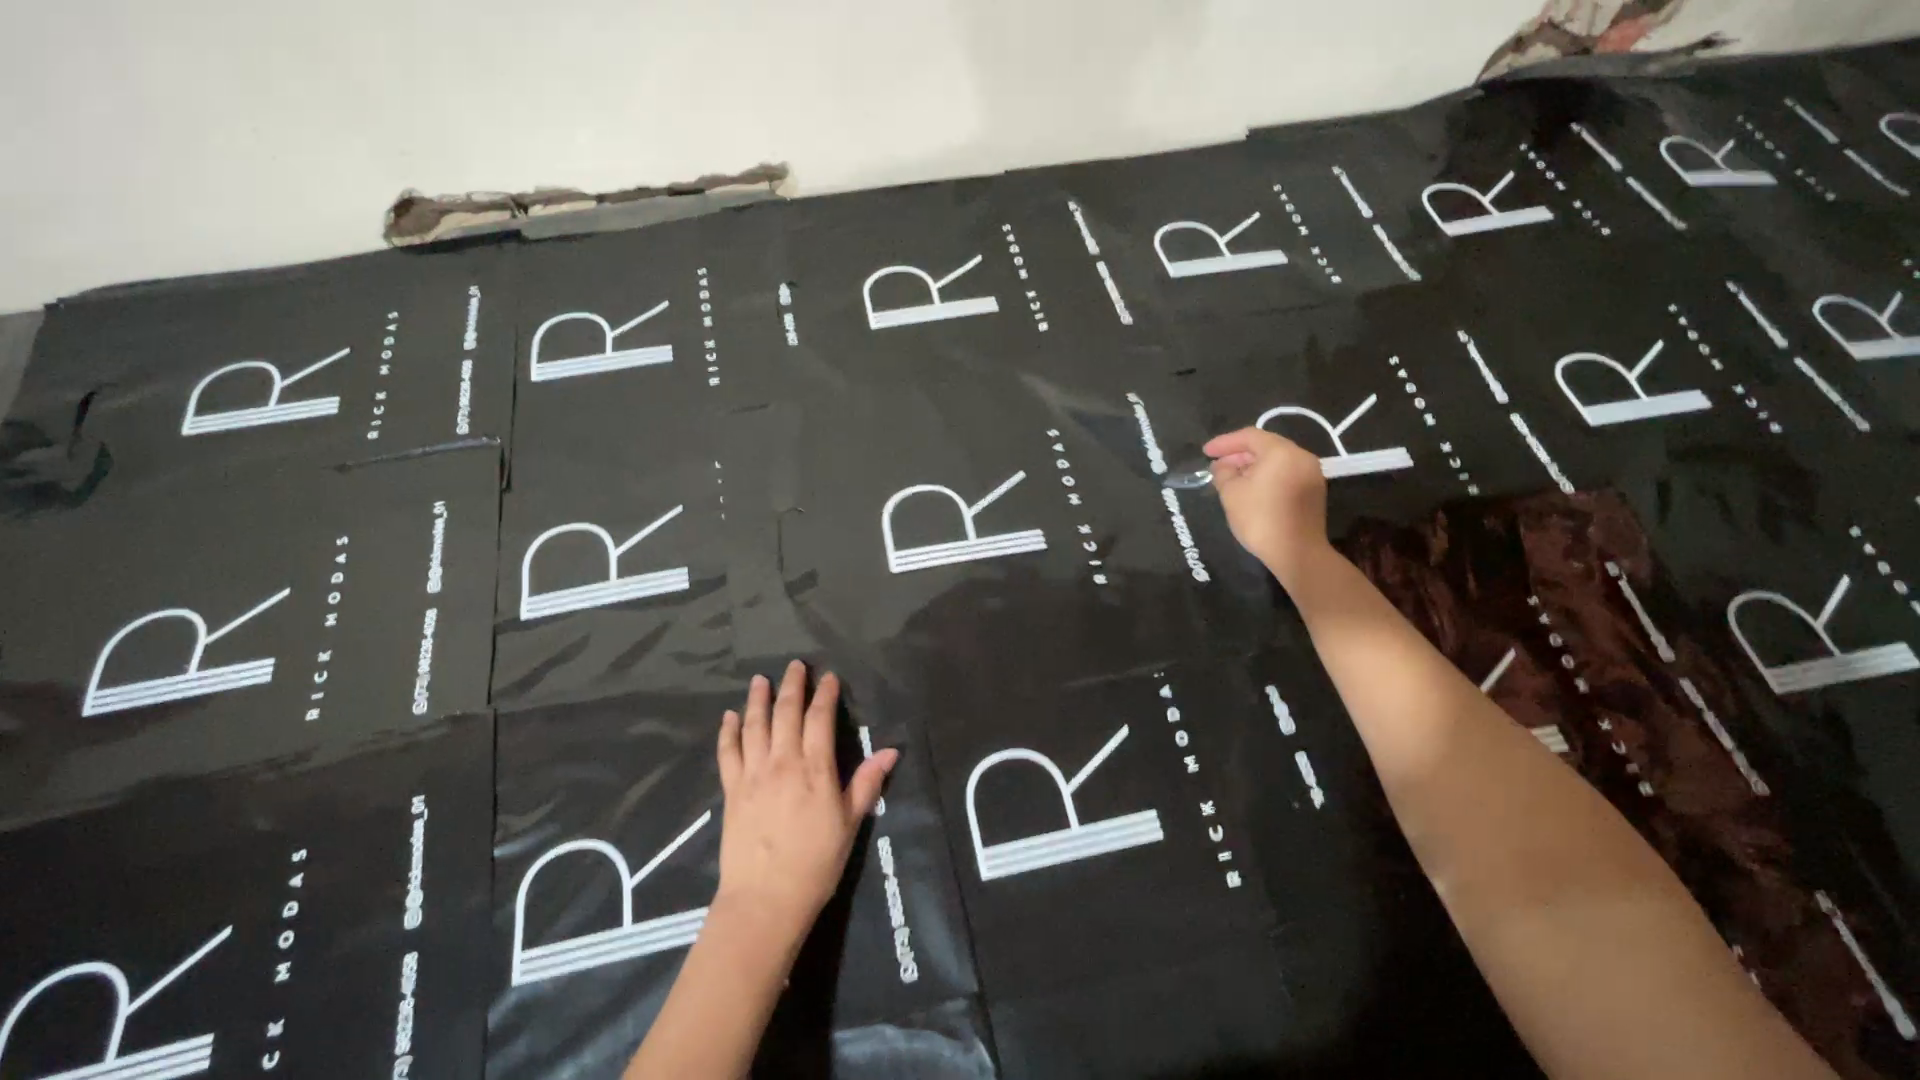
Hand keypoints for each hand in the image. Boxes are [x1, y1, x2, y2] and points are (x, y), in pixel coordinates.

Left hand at [714, 660, 898, 940]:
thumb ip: (866, 784)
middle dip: (792, 686)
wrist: (765, 898)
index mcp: (815, 769)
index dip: (825, 695)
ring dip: (757, 700)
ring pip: (754, 726)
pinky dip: (729, 731)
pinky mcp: (732, 790)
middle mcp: (782, 762)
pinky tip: (730, 717)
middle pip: (786, 714)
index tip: (828, 677)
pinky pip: (728, 752)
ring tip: (760, 680)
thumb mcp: (850, 824)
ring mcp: (753, 774)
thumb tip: (889, 751)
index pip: (820, 719)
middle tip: (794, 666)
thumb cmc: (816, 863)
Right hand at [1203, 427, 1331, 583]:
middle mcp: (1301, 457)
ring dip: (1253, 466)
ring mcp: (1311, 474)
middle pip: (1266, 446)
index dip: (1225, 443)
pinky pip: (1286, 473)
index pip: (1249, 437)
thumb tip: (1222, 466)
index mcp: (1281, 452)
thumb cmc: (1260, 519)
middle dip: (1239, 454)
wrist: (1297, 553)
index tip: (1206, 452)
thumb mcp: (1231, 493)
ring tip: (1232, 477)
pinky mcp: (1314, 491)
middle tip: (1218, 465)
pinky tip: (1252, 488)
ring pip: (1277, 461)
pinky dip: (1268, 475)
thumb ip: (1223, 473)